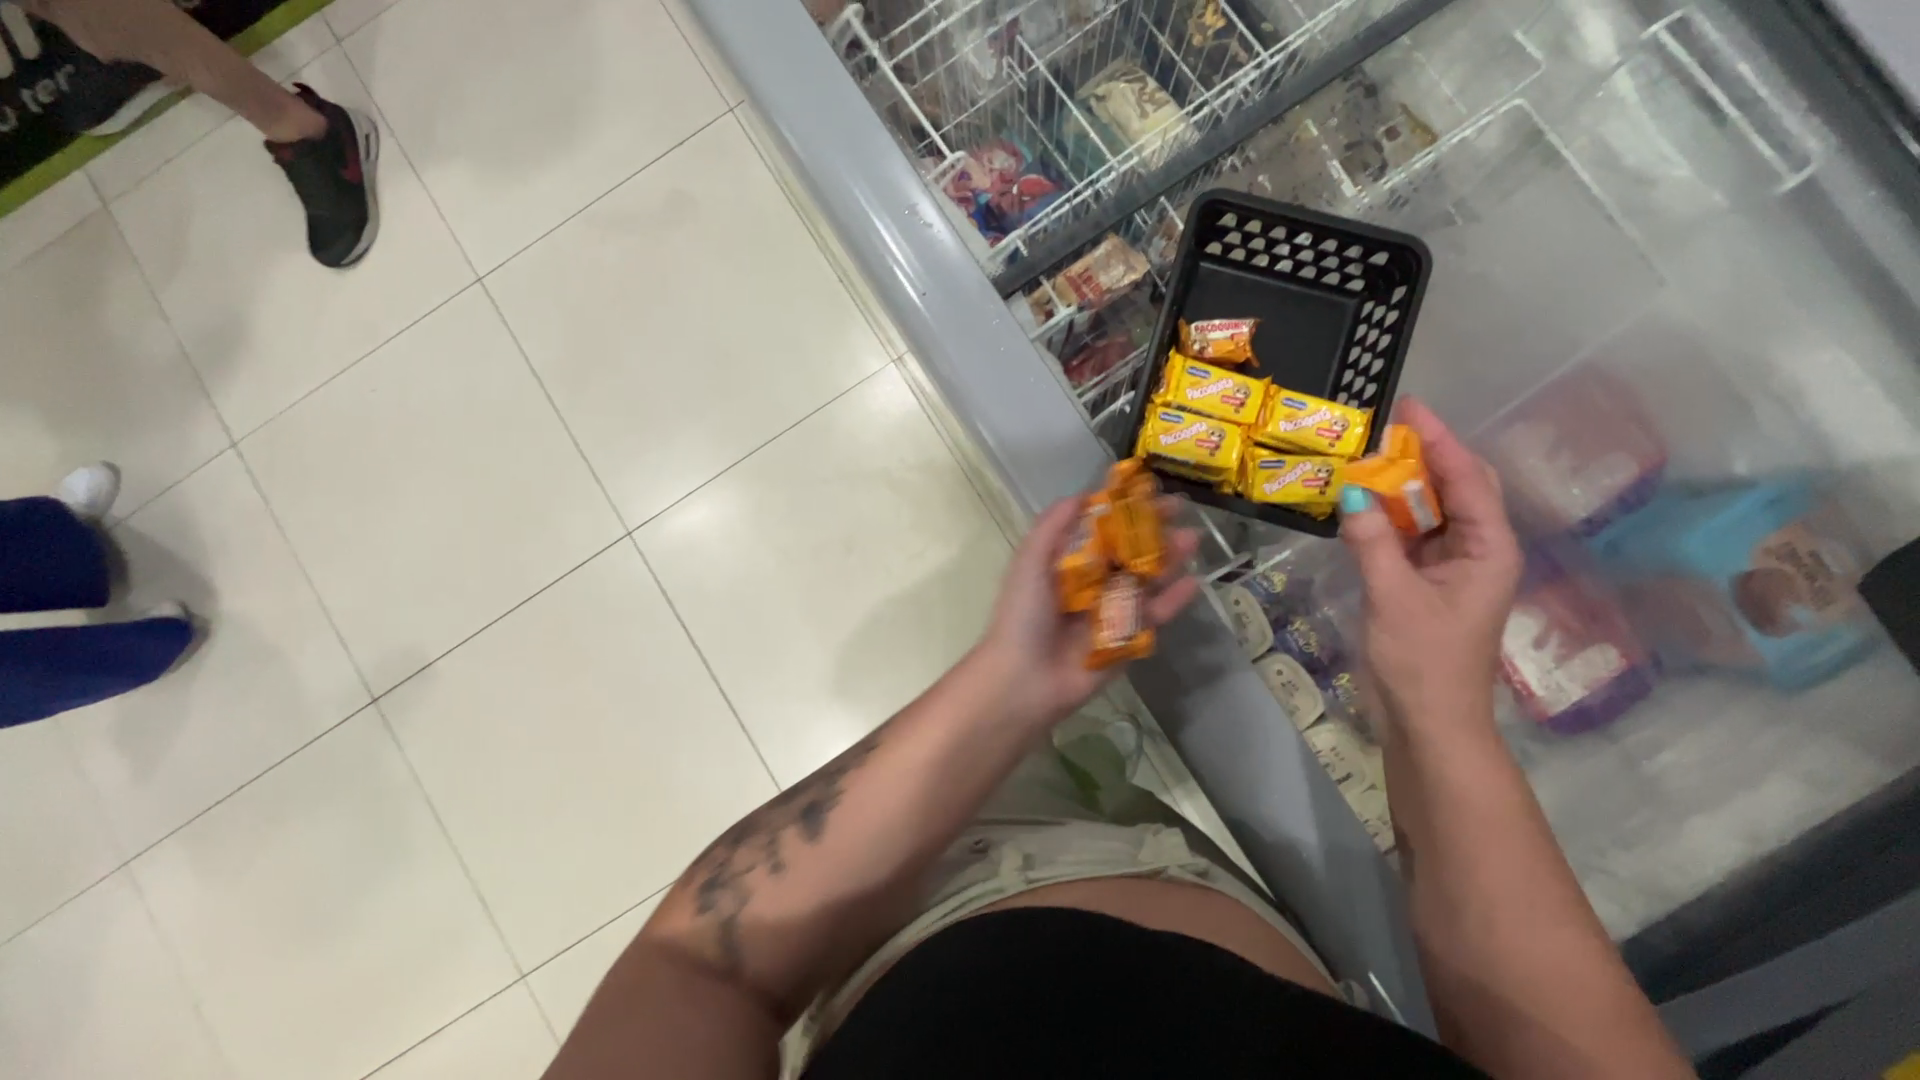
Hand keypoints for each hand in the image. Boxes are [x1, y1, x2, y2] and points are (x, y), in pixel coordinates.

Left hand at [973, 491, 1201, 728]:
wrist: (1026, 678)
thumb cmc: (1024, 615)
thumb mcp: (1030, 561)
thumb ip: (1053, 527)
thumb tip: (1084, 494)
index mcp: (1066, 563)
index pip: (1101, 529)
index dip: (1124, 511)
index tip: (1148, 492)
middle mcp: (1091, 584)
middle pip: (1129, 552)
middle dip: (1154, 532)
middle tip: (1182, 511)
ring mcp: (1112, 612)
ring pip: (1146, 580)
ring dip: (1169, 560)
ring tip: (1191, 541)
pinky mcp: (1128, 640)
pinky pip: (1154, 616)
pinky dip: (1173, 600)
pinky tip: (1193, 583)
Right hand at [1339, 399, 1521, 732]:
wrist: (1429, 724)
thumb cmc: (1423, 662)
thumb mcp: (1393, 597)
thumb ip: (1372, 541)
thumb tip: (1350, 492)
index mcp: (1488, 549)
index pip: (1467, 479)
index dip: (1439, 440)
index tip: (1409, 407)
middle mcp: (1477, 550)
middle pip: (1455, 489)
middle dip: (1422, 457)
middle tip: (1382, 430)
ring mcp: (1452, 568)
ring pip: (1430, 512)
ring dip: (1400, 487)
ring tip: (1364, 460)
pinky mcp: (1427, 585)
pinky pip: (1411, 537)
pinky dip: (1387, 518)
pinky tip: (1361, 505)